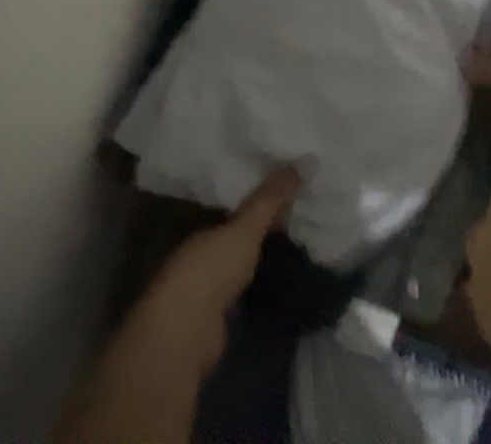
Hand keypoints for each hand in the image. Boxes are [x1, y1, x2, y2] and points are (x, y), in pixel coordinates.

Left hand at [61, 167, 302, 443]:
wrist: (185, 332)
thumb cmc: (213, 269)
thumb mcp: (246, 227)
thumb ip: (271, 198)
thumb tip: (306, 158)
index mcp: (204, 233)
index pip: (234, 215)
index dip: (260, 207)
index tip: (291, 198)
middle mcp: (200, 259)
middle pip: (235, 242)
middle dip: (262, 236)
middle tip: (301, 225)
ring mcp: (203, 294)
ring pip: (237, 271)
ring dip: (259, 265)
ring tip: (297, 255)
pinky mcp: (213, 323)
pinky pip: (241, 298)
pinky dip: (256, 291)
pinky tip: (278, 289)